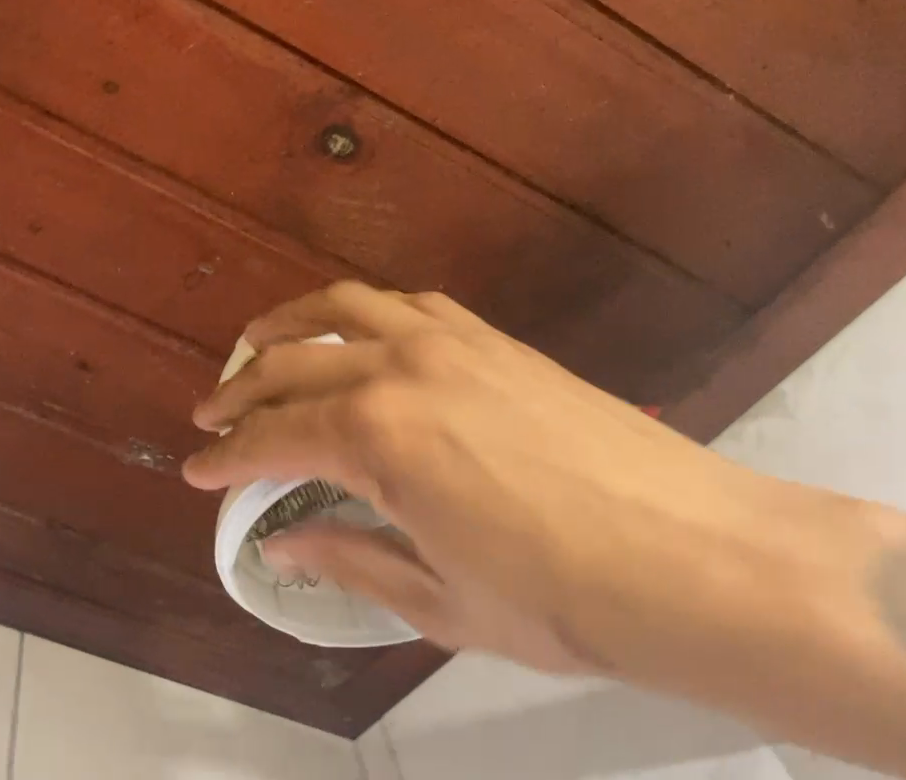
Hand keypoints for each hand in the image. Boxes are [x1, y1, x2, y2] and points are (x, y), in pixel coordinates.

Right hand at [184, 282, 820, 675]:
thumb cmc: (565, 600)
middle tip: (210, 417)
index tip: (195, 471)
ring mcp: (449, 343)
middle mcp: (399, 369)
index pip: (272, 438)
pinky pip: (404, 304)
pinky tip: (354, 333)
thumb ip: (348, 560)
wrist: (710, 563)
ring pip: (341, 308)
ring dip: (288, 325)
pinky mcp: (494, 339)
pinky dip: (359, 312)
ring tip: (258, 345)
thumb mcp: (439, 602)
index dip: (226, 458)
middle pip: (291, 365)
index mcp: (376, 436)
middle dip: (240, 392)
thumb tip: (280, 544)